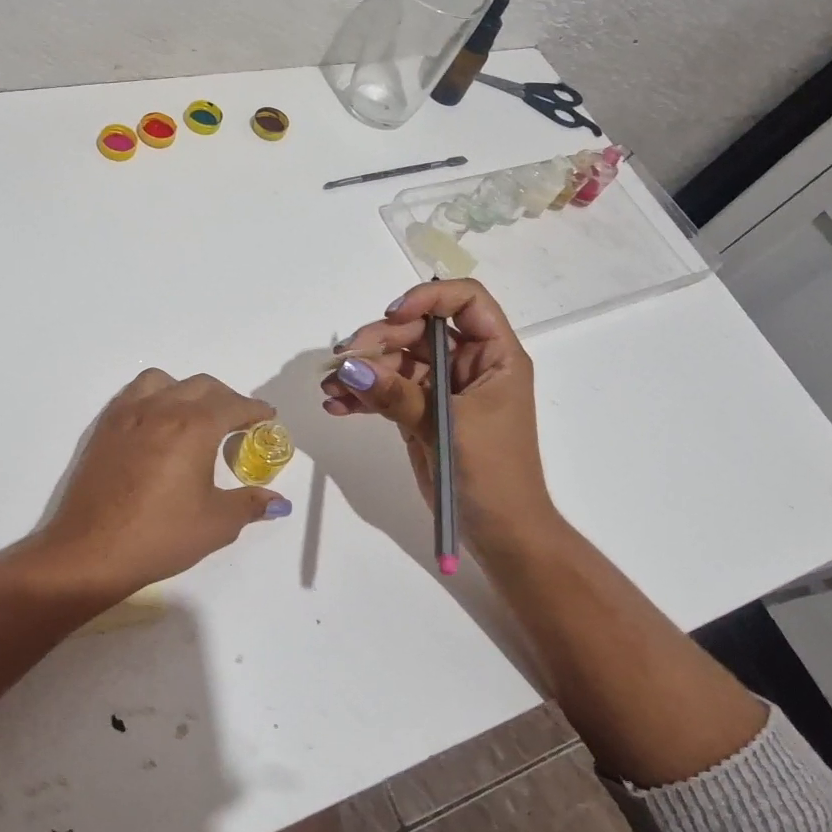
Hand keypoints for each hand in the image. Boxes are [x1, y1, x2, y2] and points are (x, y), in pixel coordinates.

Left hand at [33, 369, 290, 596]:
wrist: (91, 551)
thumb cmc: (160, 537)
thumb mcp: (216, 524)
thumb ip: (249, 505)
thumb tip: (276, 501)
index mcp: (193, 427)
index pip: (233, 405)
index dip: (254, 410)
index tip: (267, 417)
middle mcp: (161, 409)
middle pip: (201, 386)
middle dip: (226, 398)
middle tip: (238, 421)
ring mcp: (128, 415)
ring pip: (163, 381)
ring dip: (186, 390)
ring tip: (194, 416)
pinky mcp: (104, 428)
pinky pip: (134, 394)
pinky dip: (154, 397)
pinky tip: (157, 425)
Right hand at [321, 280, 555, 540]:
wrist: (501, 532)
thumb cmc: (493, 473)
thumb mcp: (448, 429)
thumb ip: (399, 395)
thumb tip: (350, 369)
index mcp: (495, 356)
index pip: (466, 301)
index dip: (429, 299)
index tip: (392, 316)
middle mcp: (468, 364)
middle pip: (418, 331)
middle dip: (379, 341)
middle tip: (344, 362)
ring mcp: (441, 390)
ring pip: (396, 361)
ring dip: (361, 372)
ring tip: (331, 389)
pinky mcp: (419, 414)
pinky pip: (386, 392)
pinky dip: (362, 397)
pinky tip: (337, 406)